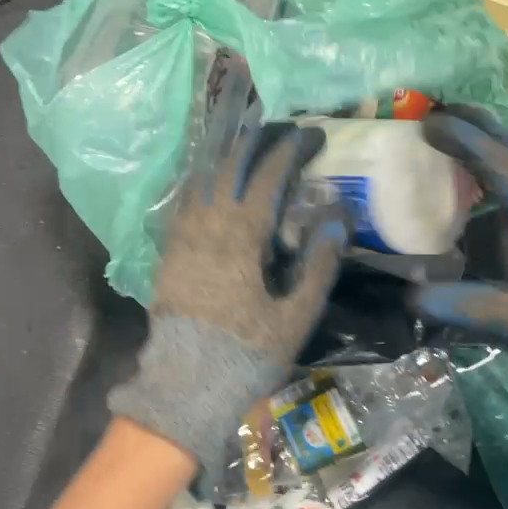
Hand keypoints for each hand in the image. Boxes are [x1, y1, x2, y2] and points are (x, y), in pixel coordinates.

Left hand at [108, 123, 349, 483]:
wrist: (184, 386)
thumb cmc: (245, 354)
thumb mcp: (294, 316)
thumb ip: (318, 264)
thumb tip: (337, 216)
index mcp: (241, 235)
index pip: (268, 175)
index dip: (291, 149)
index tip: (311, 135)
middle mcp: (208, 223)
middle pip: (231, 164)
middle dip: (255, 137)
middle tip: (277, 122)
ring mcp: (183, 233)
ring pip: (202, 174)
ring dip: (224, 147)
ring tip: (241, 127)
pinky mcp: (169, 248)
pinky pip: (185, 195)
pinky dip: (200, 172)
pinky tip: (207, 168)